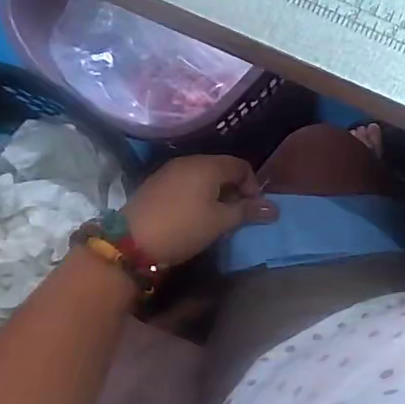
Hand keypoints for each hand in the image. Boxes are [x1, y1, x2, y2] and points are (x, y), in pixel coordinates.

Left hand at [123, 155, 277, 265]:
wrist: (131, 242)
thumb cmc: (184, 228)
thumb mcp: (221, 222)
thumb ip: (247, 211)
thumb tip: (274, 208)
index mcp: (208, 165)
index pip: (241, 166)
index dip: (253, 186)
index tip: (253, 209)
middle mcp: (189, 161)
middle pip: (222, 169)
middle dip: (235, 190)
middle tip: (238, 215)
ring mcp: (169, 171)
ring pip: (203, 176)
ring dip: (217, 194)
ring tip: (218, 217)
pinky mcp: (156, 184)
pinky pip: (187, 183)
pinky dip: (198, 195)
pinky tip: (196, 216)